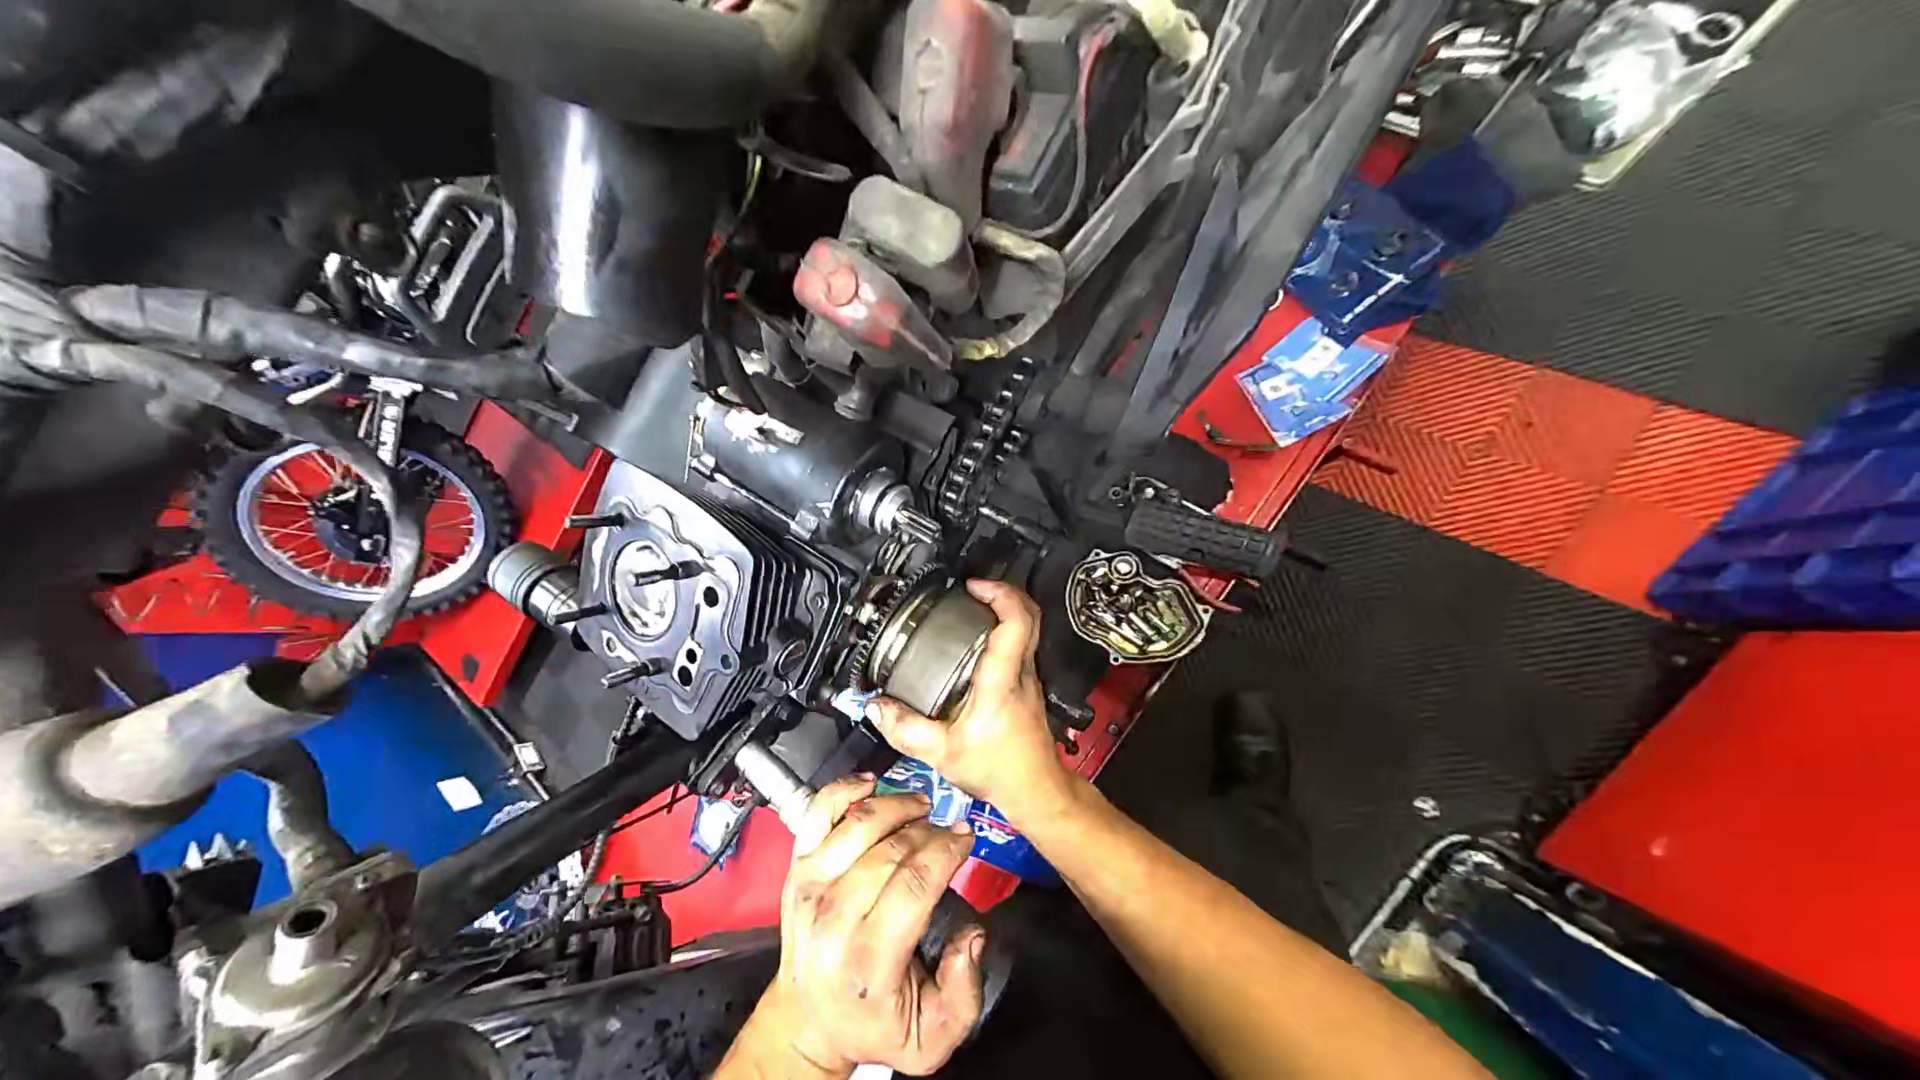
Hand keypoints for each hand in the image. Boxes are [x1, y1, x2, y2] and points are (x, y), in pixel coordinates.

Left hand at [758, 776, 984, 1076]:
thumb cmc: (874, 1021)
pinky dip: (844, 790)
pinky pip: (818, 813)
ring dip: (897, 805)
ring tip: (922, 805)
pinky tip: (872, 782)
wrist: (809, 1016)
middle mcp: (832, 916)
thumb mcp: (932, 1036)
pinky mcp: (797, 866)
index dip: (946, 851)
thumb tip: (972, 933)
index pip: (913, 884)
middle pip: (890, 850)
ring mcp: (810, 886)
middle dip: (930, 830)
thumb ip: (963, 990)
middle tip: (951, 827)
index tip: (967, 836)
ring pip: (858, 824)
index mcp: (867, 959)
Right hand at [867, 579, 1079, 827]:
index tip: (972, 587)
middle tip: (972, 589)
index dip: (998, 594)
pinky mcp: (1028, 687)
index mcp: (1002, 680)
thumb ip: (905, 729)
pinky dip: (1003, 631)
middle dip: (1003, 592)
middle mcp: (1021, 672)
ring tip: (971, 608)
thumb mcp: (942, 753)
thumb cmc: (999, 771)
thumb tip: (877, 706)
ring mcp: (1029, 678)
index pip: (1016, 621)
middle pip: (1029, 615)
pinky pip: (1021, 645)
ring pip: (1028, 629)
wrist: (1035, 790)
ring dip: (1004, 610)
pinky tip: (977, 641)